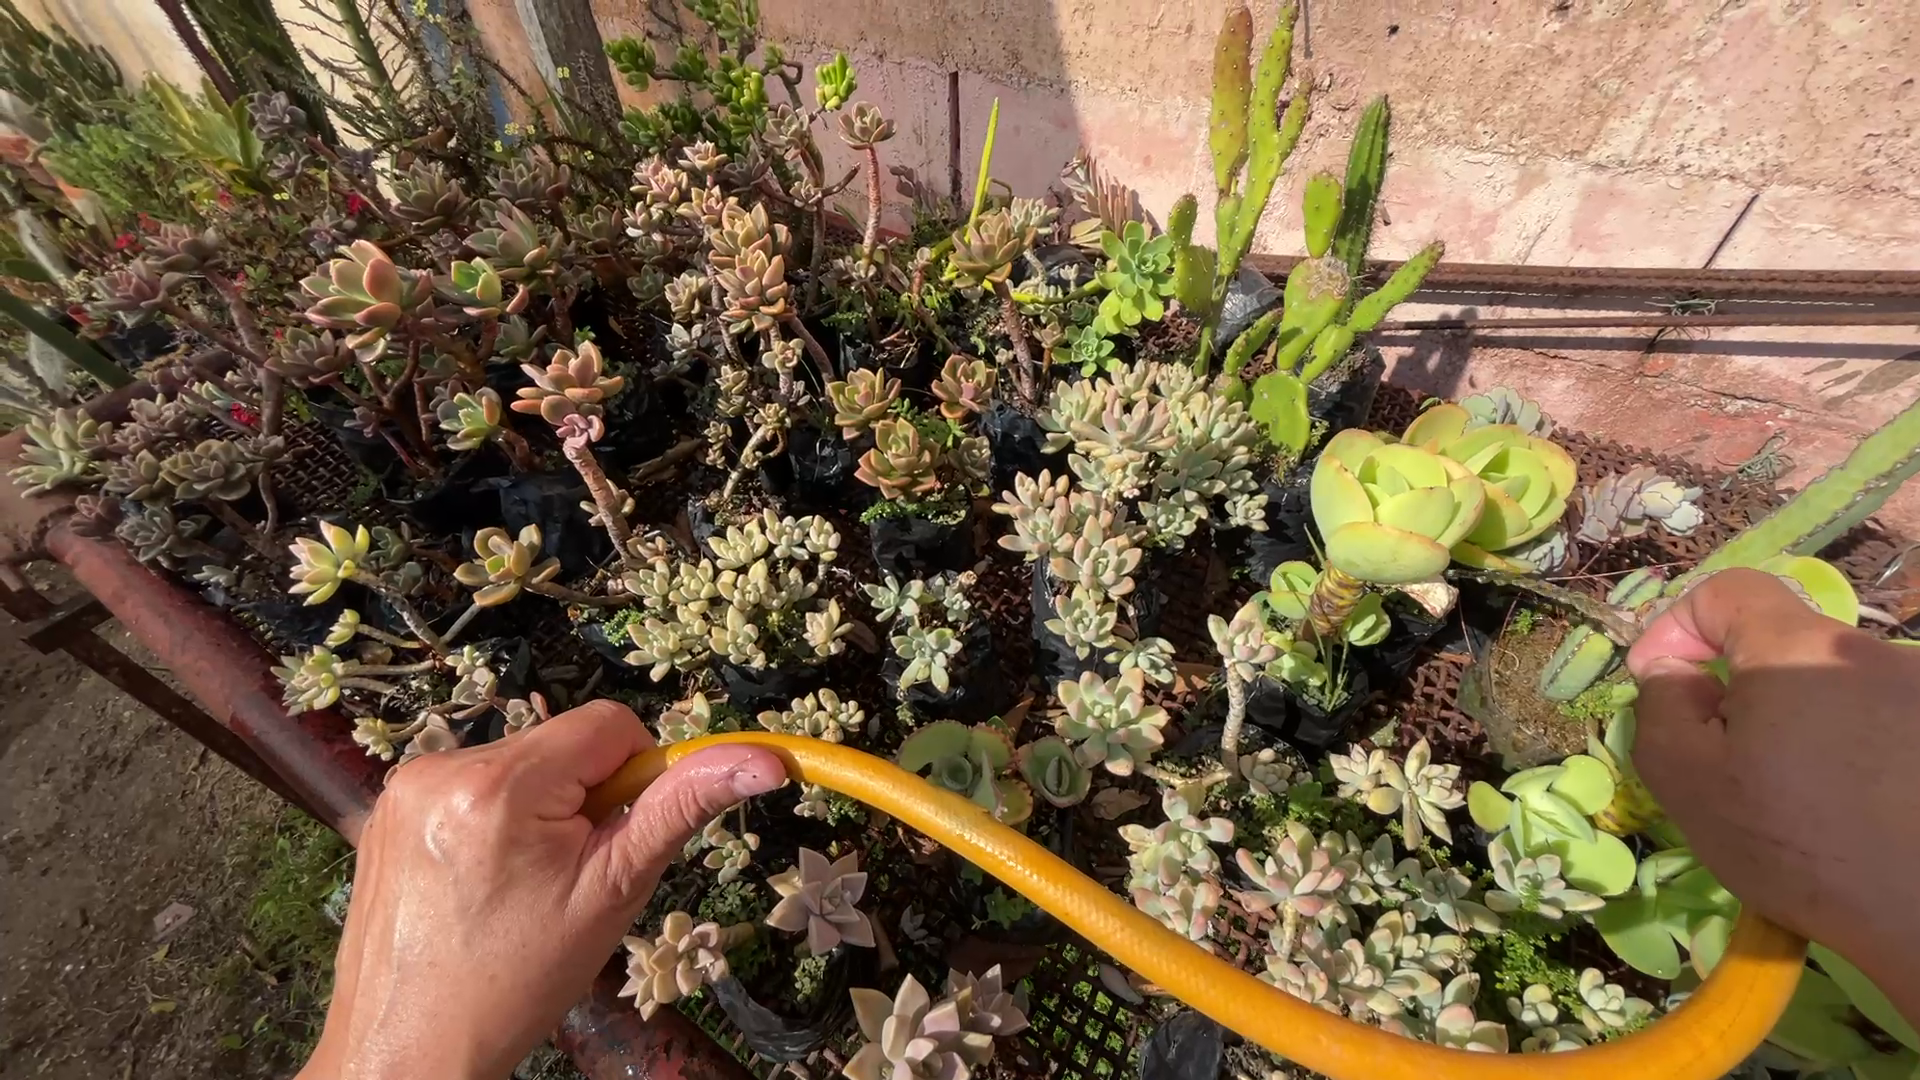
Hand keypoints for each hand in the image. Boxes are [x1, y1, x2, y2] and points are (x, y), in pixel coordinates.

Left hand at [298, 700, 784, 1079]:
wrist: (404, 1059)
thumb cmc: (522, 979)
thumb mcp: (618, 887)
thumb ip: (686, 805)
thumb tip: (764, 760)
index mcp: (500, 785)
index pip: (608, 723)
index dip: (634, 772)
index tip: (613, 835)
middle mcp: (443, 766)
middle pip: (566, 741)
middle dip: (589, 789)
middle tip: (573, 865)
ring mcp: (406, 784)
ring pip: (529, 758)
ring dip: (549, 800)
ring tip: (527, 874)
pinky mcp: (389, 804)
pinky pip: (483, 777)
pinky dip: (506, 809)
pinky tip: (489, 869)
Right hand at [1627, 568, 1919, 1016]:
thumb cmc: (1791, 842)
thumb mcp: (1679, 769)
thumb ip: (1661, 699)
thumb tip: (1679, 671)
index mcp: (1801, 652)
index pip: (1731, 590)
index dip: (1680, 624)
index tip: (1667, 679)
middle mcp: (1882, 659)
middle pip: (1784, 642)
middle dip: (1740, 682)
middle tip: (1723, 750)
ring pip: (1833, 684)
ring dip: (1797, 718)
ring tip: (1792, 787)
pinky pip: (1881, 719)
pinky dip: (1850, 745)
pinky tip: (1852, 804)